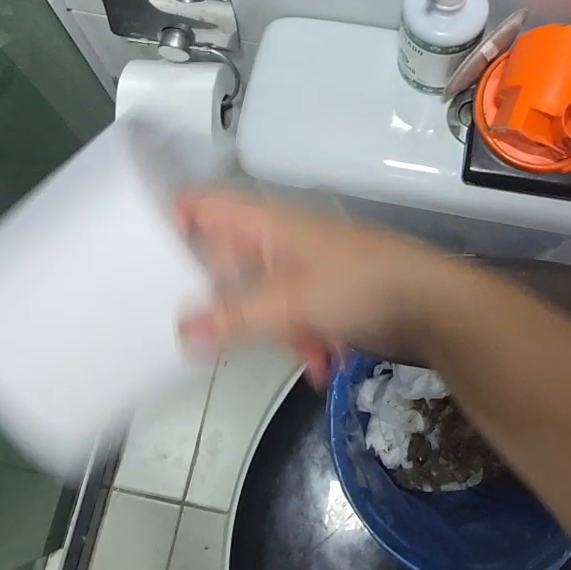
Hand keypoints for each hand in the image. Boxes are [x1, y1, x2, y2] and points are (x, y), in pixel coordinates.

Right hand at [176, 191, 455, 383]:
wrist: (431, 304)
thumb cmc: (359, 283)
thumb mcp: (290, 302)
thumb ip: (233, 319)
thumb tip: (179, 332)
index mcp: (265, 222)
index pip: (203, 206)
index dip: (170, 223)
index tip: (139, 261)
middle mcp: (278, 238)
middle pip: (227, 262)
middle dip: (223, 302)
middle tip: (199, 334)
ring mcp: (301, 266)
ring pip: (260, 298)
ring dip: (271, 331)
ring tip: (298, 353)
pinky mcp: (323, 293)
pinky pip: (291, 316)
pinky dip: (302, 339)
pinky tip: (320, 363)